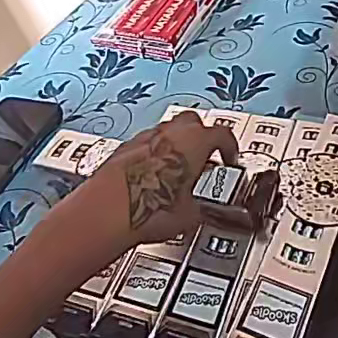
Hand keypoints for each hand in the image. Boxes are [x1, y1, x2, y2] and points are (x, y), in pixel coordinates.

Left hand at [82, 113, 238, 248]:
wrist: (107, 211)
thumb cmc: (149, 208)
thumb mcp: (189, 215)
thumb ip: (198, 205)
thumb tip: (196, 210)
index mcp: (195, 141)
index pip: (222, 134)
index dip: (230, 147)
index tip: (230, 158)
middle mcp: (170, 132)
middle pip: (193, 122)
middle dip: (201, 137)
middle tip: (205, 157)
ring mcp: (144, 137)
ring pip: (166, 131)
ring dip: (175, 145)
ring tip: (177, 170)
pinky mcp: (123, 148)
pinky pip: (146, 144)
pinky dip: (154, 154)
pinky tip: (153, 177)